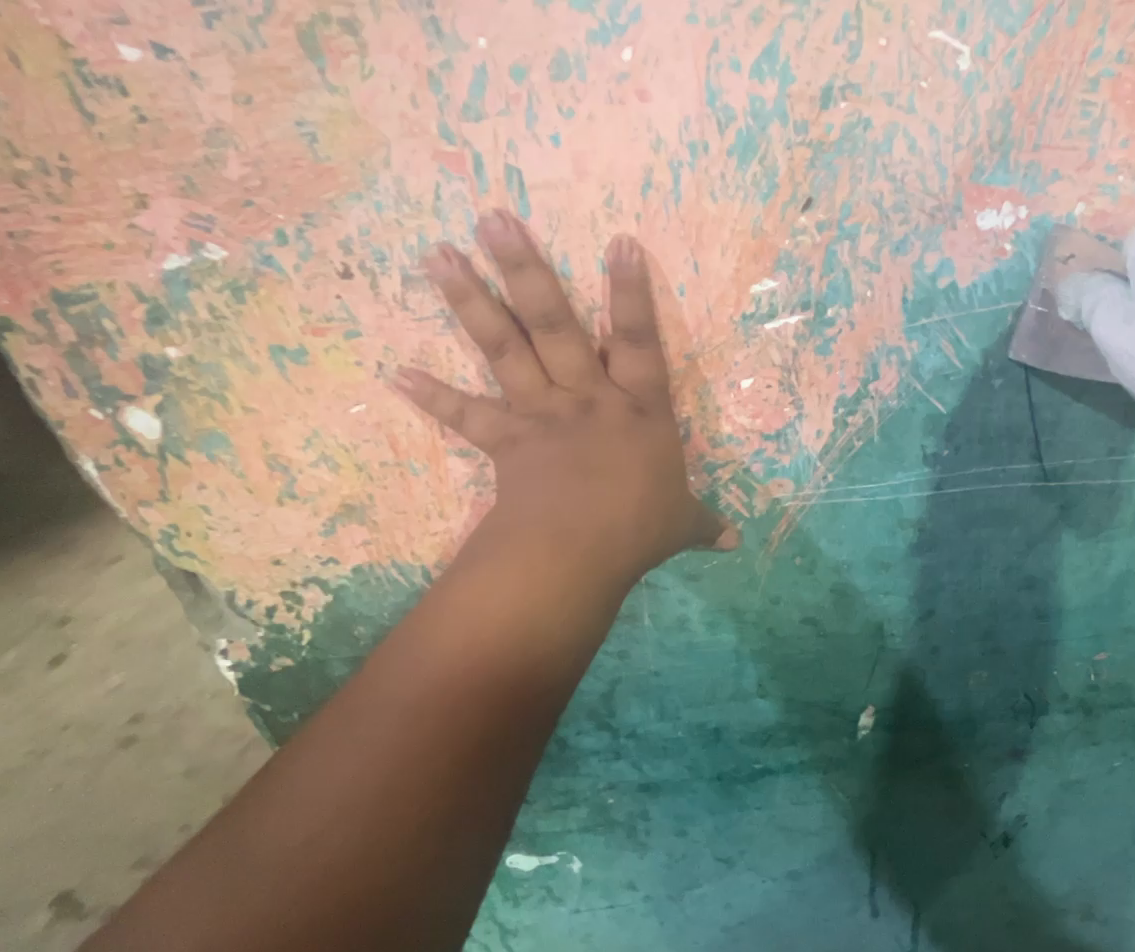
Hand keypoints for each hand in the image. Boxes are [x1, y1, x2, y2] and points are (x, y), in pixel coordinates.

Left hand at [396, 210, 735, 587]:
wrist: (579, 550)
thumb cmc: (639, 527)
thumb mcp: (682, 523)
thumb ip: (704, 522)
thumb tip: (735, 542)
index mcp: (640, 410)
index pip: (639, 342)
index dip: (632, 293)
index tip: (619, 240)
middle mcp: (589, 399)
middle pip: (556, 325)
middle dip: (527, 271)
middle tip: (494, 218)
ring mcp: (543, 415)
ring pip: (506, 350)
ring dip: (471, 303)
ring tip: (439, 254)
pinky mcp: (508, 442)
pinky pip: (469, 416)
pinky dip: (436, 397)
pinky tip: (400, 374)